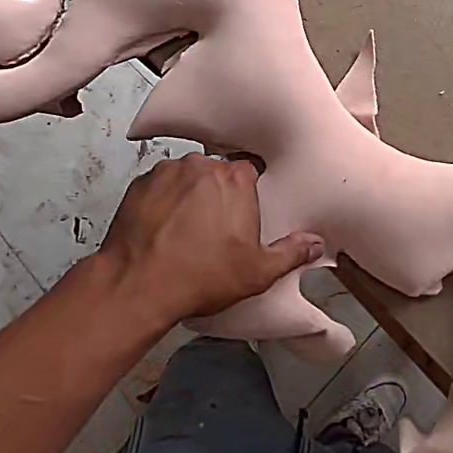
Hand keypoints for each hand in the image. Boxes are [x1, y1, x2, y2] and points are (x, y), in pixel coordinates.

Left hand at [93, 153, 322, 323]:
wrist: (139, 284)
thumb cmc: (198, 276)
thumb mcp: (257, 272)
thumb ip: (291, 253)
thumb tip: (312, 244)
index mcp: (236, 180)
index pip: (250, 170)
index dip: (248, 192)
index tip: (244, 210)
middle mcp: (202, 167)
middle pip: (217, 173)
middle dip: (217, 195)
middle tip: (216, 228)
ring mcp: (168, 173)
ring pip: (186, 178)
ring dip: (188, 196)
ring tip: (185, 231)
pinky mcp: (140, 185)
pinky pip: (158, 187)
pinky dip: (161, 203)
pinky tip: (163, 230)